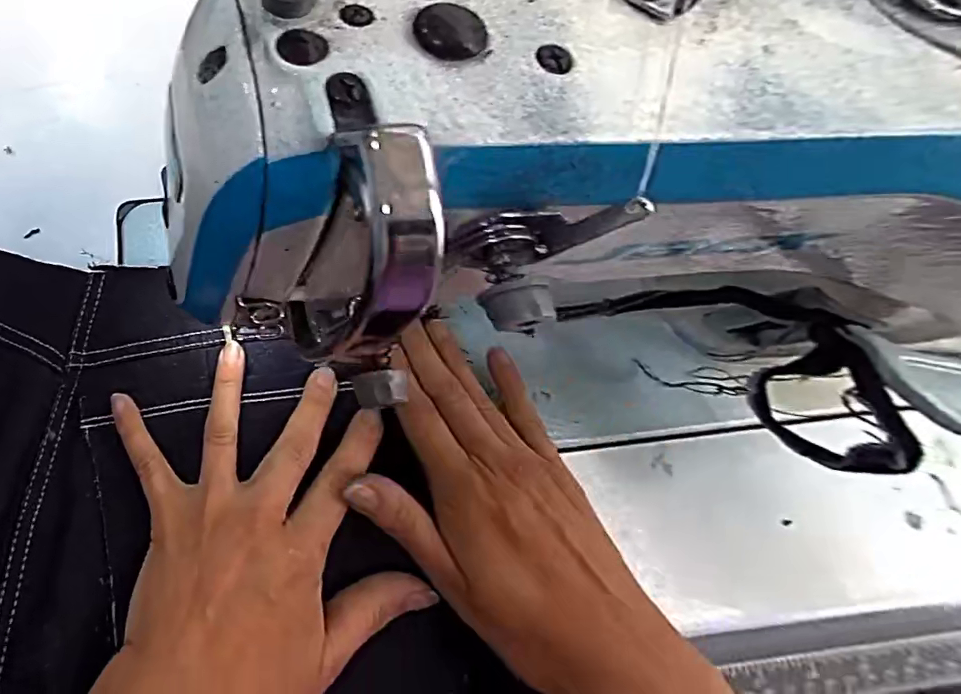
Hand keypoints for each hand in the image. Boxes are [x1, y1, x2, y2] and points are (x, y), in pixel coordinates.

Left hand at [90, 340, 438, 693]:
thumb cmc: (251, 684)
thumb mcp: (323, 656)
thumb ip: (371, 610)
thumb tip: (424, 588)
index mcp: (299, 550)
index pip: (342, 484)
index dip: (362, 445)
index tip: (376, 411)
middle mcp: (258, 516)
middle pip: (292, 448)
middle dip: (313, 407)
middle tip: (324, 372)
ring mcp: (210, 509)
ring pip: (222, 435)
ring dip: (227, 389)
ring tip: (232, 351)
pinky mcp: (169, 516)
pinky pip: (147, 466)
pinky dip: (133, 432)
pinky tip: (119, 402)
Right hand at [343, 319, 732, 693]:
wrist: (607, 640)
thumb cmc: (521, 620)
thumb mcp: (453, 582)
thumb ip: (405, 523)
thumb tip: (353, 480)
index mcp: (463, 487)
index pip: (423, 418)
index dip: (401, 379)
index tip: (385, 346)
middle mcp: (494, 460)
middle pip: (451, 397)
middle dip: (425, 355)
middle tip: (406, 319)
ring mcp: (527, 459)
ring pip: (482, 397)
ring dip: (457, 358)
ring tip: (438, 326)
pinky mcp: (554, 466)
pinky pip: (526, 415)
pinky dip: (510, 382)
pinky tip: (497, 357)